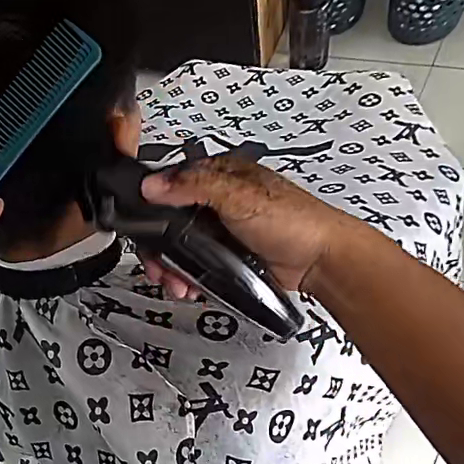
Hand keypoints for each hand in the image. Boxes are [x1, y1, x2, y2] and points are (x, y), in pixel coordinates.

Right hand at [137, 155, 370, 297]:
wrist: (320, 261)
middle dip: (159, 248)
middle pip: (171, 223)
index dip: (152, 206)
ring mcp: (223, 232)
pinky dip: (190, 279)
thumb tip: (154, 185)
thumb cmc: (293, 221)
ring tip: (176, 282)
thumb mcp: (238, 195)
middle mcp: (218, 202)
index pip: (171, 184)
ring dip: (173, 268)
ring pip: (182, 249)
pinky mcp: (229, 257)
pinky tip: (190, 287)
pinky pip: (199, 267)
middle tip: (158, 266)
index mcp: (220, 176)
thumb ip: (194, 186)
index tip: (143, 231)